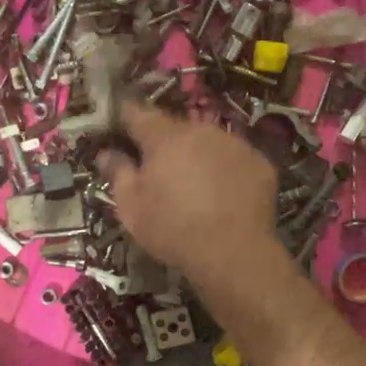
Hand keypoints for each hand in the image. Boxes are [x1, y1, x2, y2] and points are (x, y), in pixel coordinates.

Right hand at [97, 102, 283, 283]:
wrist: (232, 253)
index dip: (126, 117)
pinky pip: (235, 161)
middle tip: (160, 171)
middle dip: (165, 144)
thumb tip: (106, 153)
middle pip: (177, 129)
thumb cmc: (172, 229)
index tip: (120, 126)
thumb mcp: (132, 208)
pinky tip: (223, 197)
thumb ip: (118, 173)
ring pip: (208, 143)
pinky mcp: (259, 163)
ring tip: (195, 188)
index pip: (138, 113)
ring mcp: (234, 144)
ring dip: (198, 157)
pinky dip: (226, 173)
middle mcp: (201, 130)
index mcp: (165, 137)